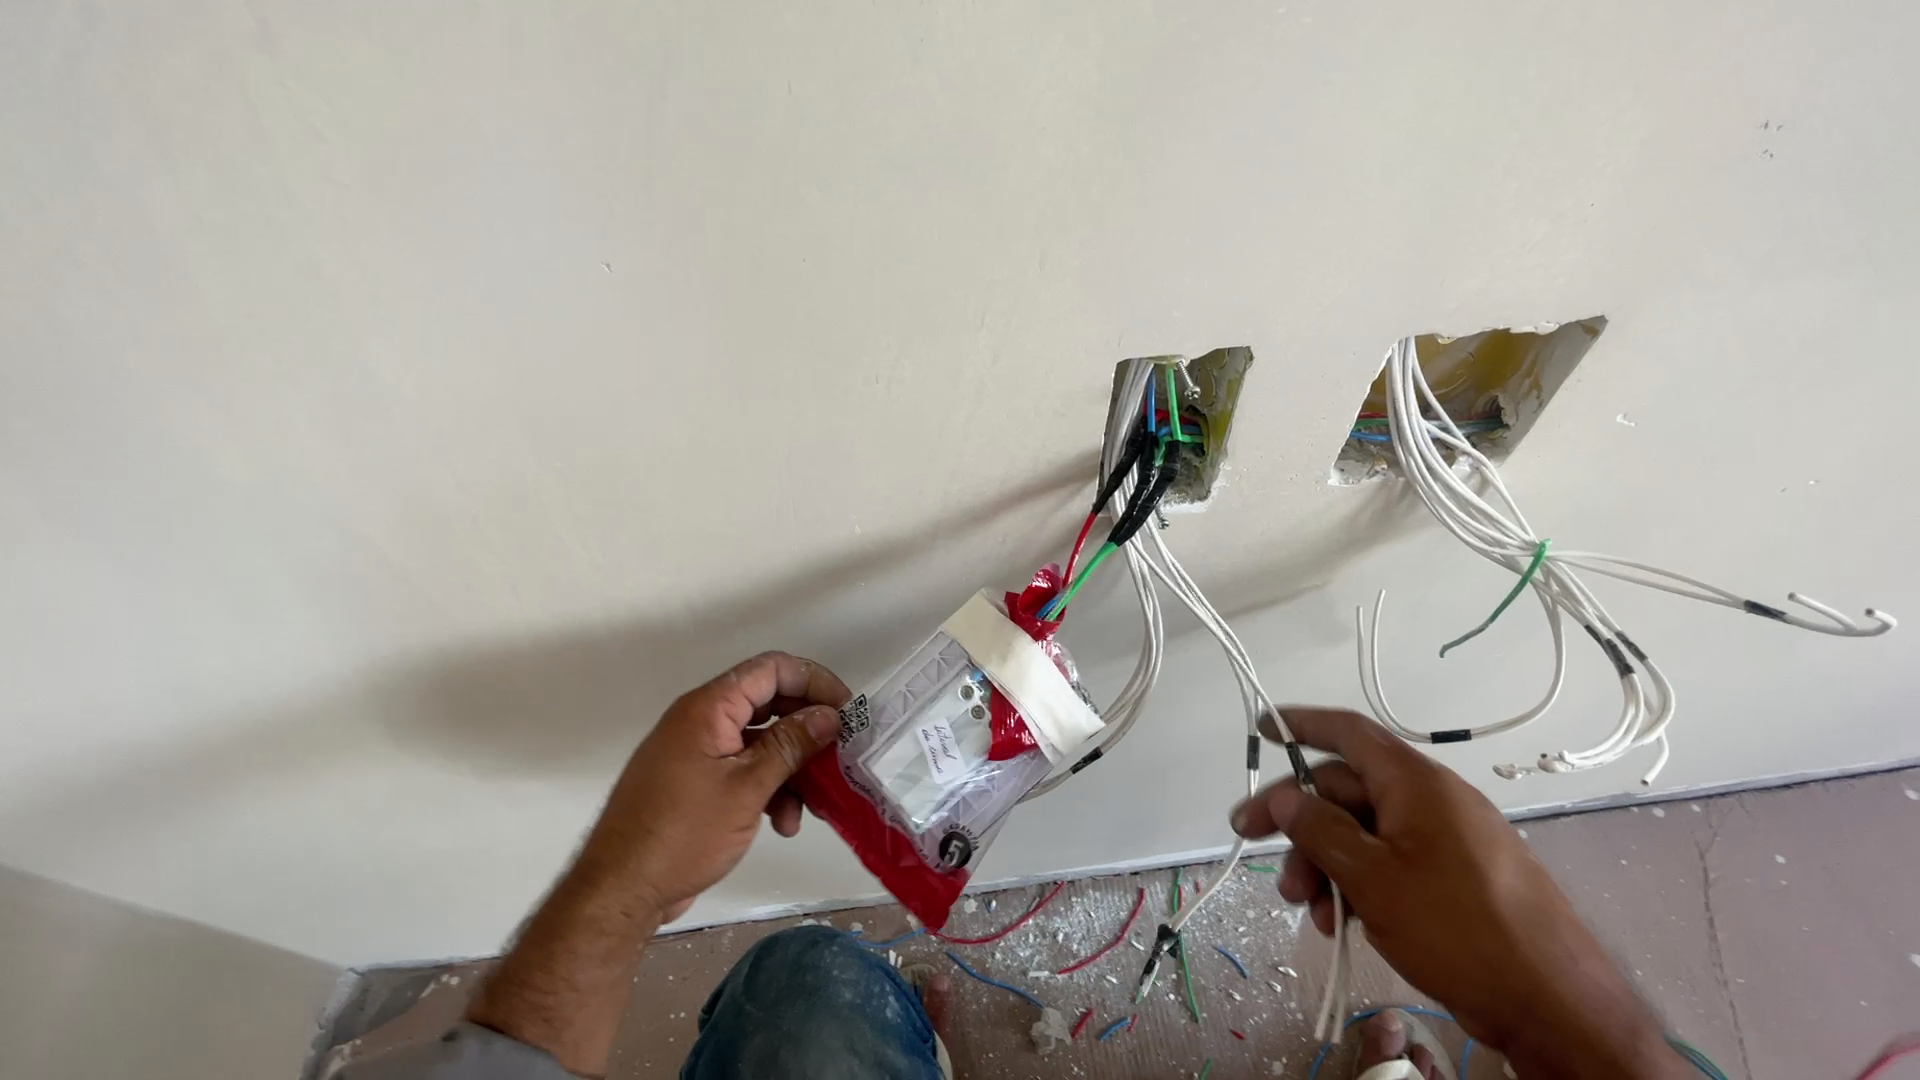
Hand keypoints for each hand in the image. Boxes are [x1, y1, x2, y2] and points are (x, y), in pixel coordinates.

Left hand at [471, 652, 849, 1075]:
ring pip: (762, 741)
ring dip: (792, 769)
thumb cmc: (683, 833)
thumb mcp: (748, 788)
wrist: (621, 892)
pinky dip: (769, 788)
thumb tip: (830, 715)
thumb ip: (791, 746)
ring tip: (816, 807)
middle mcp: (703, 719)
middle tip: (839, 755)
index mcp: (709, 708)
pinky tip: (783, 823)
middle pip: (770, 704)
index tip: (846, 712)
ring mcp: (699, 751)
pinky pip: (745, 768)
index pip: (772, 669)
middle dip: (808, 731)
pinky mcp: (698, 781)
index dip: (814, 682)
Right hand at [1229, 707, 1691, 1079]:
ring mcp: (1445, 841)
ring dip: (1323, 864)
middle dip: (1298, 824)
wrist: (1558, 1010)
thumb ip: (1320, 830)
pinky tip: (1341, 924)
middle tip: (1253, 846)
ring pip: (1362, 834)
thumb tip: (1285, 797)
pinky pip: (1390, 863)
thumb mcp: (1373, 879)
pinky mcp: (1454, 879)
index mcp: (1416, 784)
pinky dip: (1357, 885)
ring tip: (1307, 909)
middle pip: (1344, 791)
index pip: (1349, 733)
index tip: (1262, 729)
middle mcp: (1431, 801)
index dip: (1301, 725)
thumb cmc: (1458, 930)